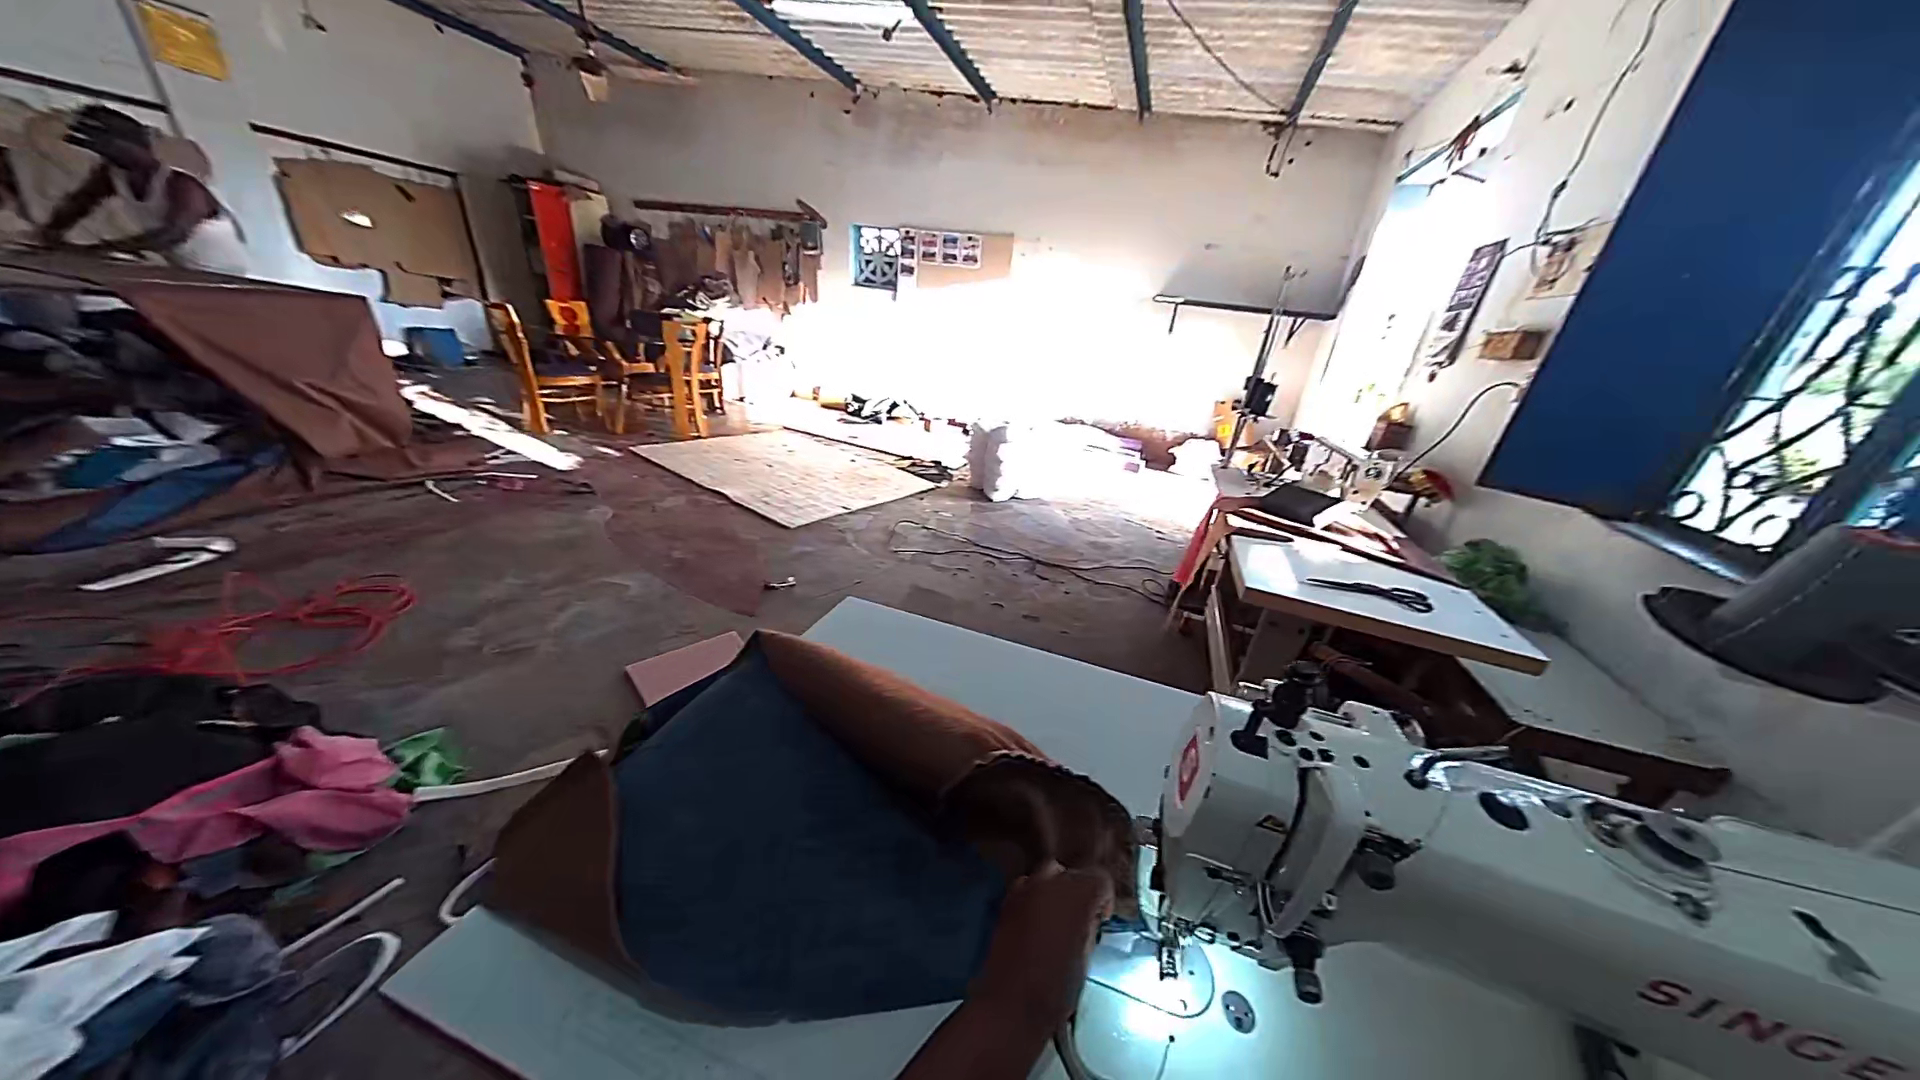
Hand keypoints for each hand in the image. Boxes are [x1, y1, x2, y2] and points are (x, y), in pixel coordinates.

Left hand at [970, 861, 1113, 1024]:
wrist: (1012, 1002)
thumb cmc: (1057, 984)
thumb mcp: (1087, 955)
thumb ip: (1089, 925)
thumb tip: (1088, 917)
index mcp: (1077, 893)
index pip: (1100, 878)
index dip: (1104, 899)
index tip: (1100, 919)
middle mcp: (1050, 880)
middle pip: (1072, 873)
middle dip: (1078, 891)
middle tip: (1080, 920)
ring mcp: (1025, 887)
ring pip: (1047, 875)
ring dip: (1055, 891)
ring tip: (1057, 920)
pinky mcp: (1007, 899)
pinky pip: (1027, 888)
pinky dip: (1035, 898)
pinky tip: (1036, 923)